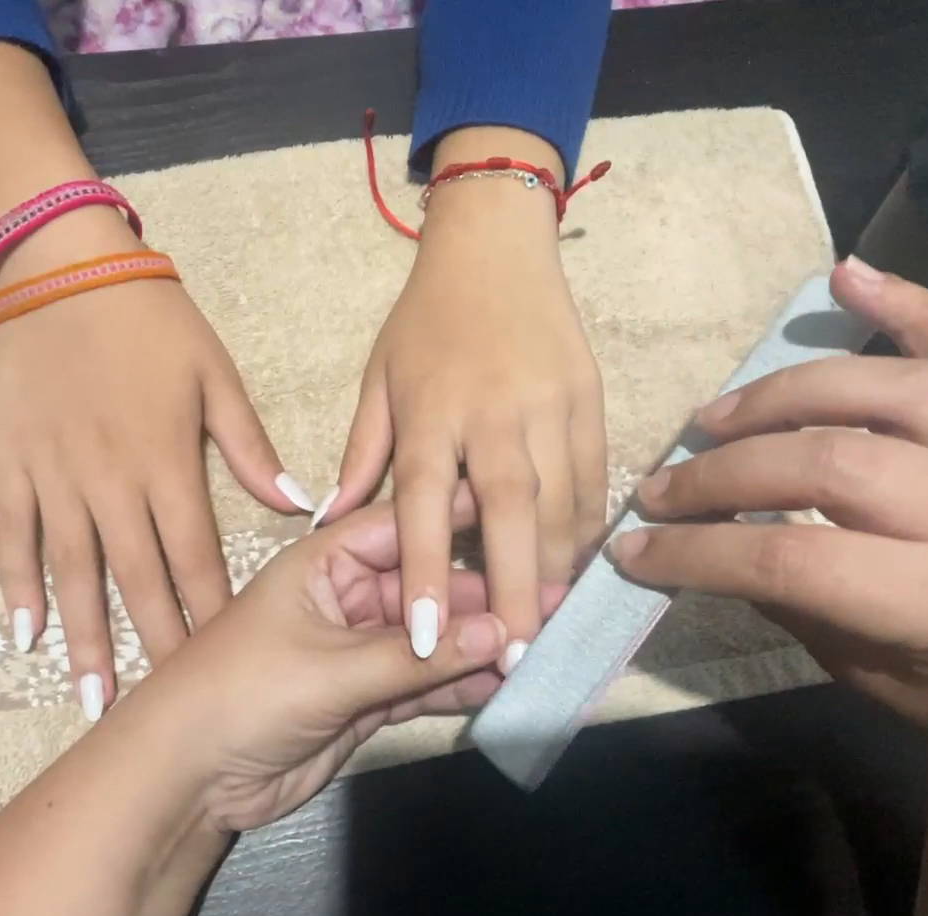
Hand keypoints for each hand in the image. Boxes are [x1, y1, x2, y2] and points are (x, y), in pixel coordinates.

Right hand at [0, 237, 311, 718]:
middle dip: (155, 644)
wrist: (64, 270)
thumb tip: (298, 503)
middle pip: (139, 579)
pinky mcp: (10, 466)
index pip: (197, 557)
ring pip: (74, 571)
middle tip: (162, 708)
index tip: (224, 664)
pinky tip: (26, 635)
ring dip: (86, 637)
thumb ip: (252, 448)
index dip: (211, 613)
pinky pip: (13, 535)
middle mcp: (112, 483)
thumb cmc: (154, 323)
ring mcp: (55, 477)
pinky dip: (18, 586)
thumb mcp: (217, 377)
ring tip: (93, 697)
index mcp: (169, 464)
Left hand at [131, 488, 564, 832]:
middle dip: (486, 600)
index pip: (405, 528)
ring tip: (545, 646)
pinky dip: (461, 687)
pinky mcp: (368, 697)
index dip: (462, 522)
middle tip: (552, 606)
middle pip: (429, 589)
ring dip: (482, 646)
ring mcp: (361, 649)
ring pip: (433, 640)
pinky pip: (424, 684)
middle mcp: (350, 595)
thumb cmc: (244, 693)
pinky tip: (506, 684)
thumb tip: (501, 633)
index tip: (525, 517)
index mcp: (328, 561)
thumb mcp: (330, 668)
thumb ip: (416, 656)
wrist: (188, 776)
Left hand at [324, 130, 606, 671]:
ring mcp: (550, 404)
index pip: (423, 504)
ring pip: (561, 501)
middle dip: (516, 590)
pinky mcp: (591, 398)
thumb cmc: (425, 321)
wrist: (496, 246)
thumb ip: (362, 452)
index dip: (425, 575)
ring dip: (557, 568)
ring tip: (548, 624)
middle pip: (508, 512)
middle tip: (516, 657)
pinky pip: (594, 476)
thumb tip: (332, 519)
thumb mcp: (378, 379)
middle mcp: (491, 412)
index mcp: (429, 409)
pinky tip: (579, 563)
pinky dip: (588, 526)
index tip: (428, 643)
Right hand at [611, 259, 927, 804]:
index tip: (632, 548)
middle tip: (661, 488)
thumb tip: (693, 532)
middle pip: (831, 464)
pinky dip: (909, 306)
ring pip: (889, 391)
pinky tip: (847, 276)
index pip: (793, 558)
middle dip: (724, 472)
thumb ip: (778, 589)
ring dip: (784, 394)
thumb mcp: (851, 664)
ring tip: (717, 417)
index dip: (697, 550)